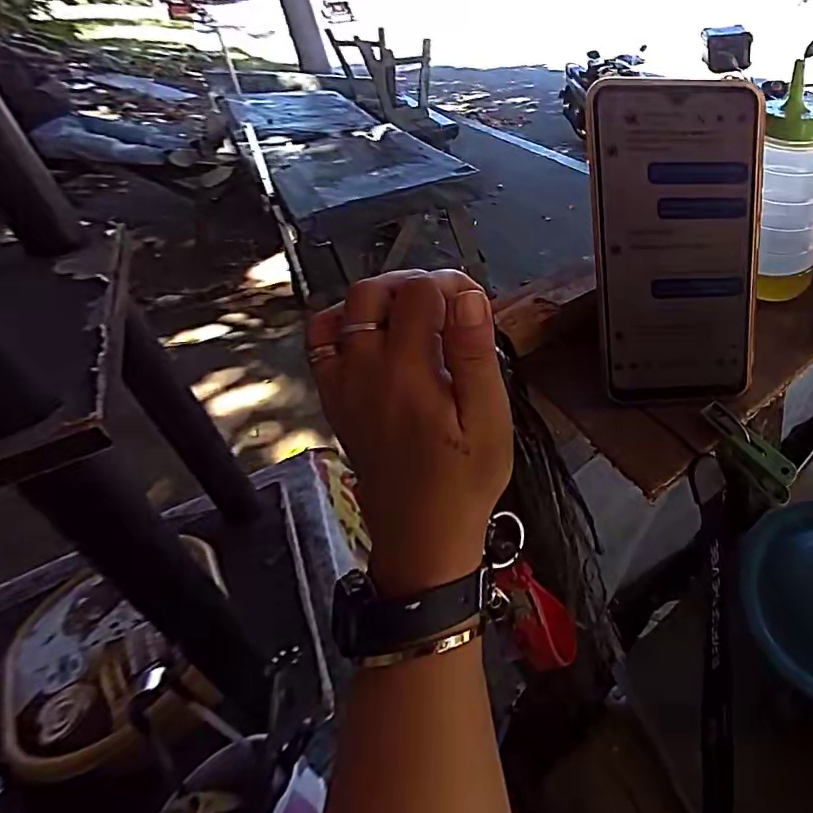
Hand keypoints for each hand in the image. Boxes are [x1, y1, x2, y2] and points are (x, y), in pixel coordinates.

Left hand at [307, 270, 510, 597]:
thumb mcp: (490, 416)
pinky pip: (323, 344)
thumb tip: (470, 299)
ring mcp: (341, 385)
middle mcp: (363, 372)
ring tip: (423, 315)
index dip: (453, 284)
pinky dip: (349, 323)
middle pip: (372, 293)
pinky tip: (383, 336)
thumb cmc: (468, 475)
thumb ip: (476, 354)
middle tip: (456, 302)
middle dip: (417, 282)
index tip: (480, 301)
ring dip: (383, 299)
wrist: (423, 529)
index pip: (419, 294)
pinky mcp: (335, 400)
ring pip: (342, 312)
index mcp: (407, 373)